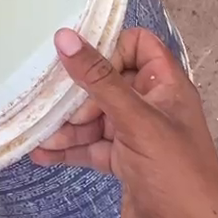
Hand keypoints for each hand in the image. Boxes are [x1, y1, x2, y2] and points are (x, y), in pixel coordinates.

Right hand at [31, 28, 217, 217]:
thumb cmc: (178, 180)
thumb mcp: (137, 123)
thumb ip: (99, 79)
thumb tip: (65, 37)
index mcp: (167, 88)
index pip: (138, 46)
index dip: (111, 47)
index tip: (83, 61)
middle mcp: (152, 107)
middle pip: (107, 80)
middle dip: (77, 91)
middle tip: (52, 101)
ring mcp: (136, 136)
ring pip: (94, 114)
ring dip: (67, 123)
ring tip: (40, 132)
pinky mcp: (124, 163)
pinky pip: (90, 145)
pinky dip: (68, 148)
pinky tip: (42, 152)